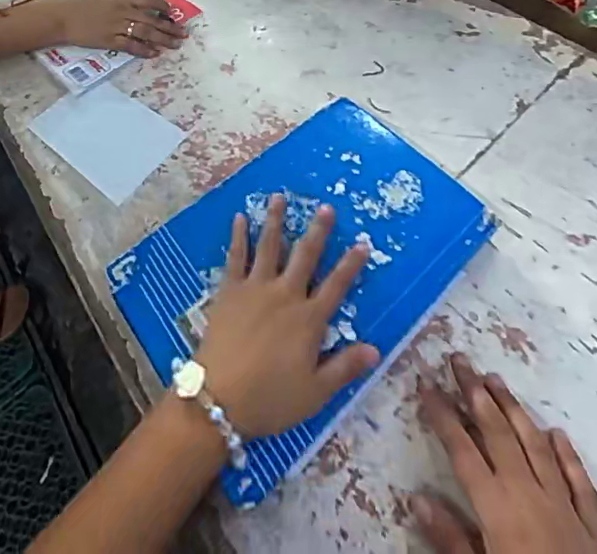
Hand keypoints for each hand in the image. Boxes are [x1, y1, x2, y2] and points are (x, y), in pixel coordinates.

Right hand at [38, 0, 187, 57]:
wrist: (62, 16)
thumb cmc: (79, 2)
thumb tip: (137, 1)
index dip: (164, 7)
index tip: (172, 13)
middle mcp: (123, 9)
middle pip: (153, 19)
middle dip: (170, 27)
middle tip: (182, 34)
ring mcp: (117, 25)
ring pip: (147, 32)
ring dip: (163, 39)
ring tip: (174, 45)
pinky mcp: (110, 40)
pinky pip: (132, 45)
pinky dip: (145, 50)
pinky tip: (154, 54)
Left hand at [193, 194, 378, 438]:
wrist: (220, 397)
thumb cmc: (271, 398)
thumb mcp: (316, 392)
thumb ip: (345, 367)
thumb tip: (376, 348)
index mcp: (309, 320)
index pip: (336, 286)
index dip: (350, 265)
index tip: (362, 244)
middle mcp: (285, 295)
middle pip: (305, 257)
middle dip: (317, 231)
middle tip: (325, 207)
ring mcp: (255, 288)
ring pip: (269, 247)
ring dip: (275, 221)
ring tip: (279, 197)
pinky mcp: (229, 290)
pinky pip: (235, 257)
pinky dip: (238, 236)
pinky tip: (239, 218)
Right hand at [413, 355, 596, 553]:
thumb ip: (450, 539)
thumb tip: (417, 498)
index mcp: (496, 506)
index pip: (461, 448)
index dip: (442, 413)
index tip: (425, 382)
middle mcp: (529, 495)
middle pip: (497, 432)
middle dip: (476, 392)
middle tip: (460, 359)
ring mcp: (564, 508)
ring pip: (536, 446)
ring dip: (514, 410)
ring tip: (496, 379)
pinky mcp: (593, 529)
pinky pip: (580, 483)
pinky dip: (567, 456)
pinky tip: (557, 434)